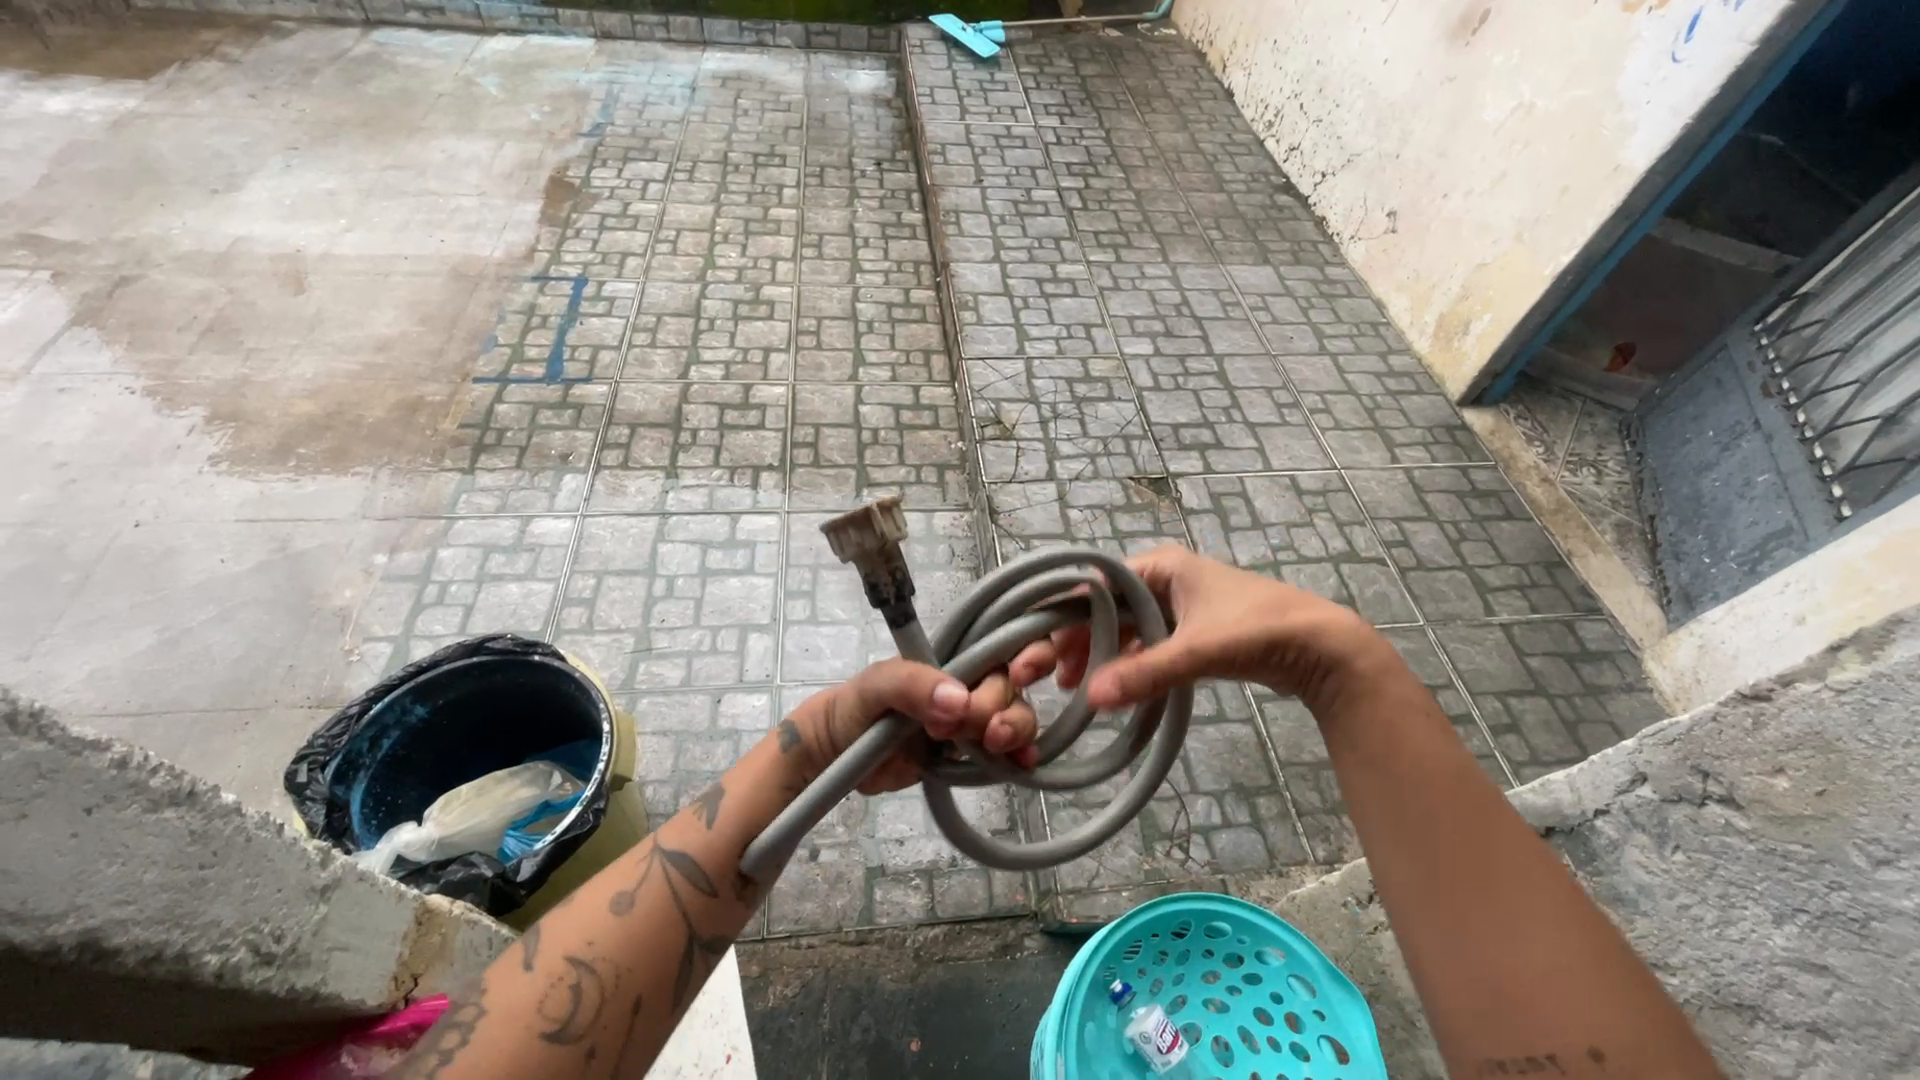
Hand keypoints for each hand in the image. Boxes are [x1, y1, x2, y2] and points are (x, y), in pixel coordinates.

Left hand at [785, 659, 1039, 793]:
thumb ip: (912, 684)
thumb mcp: (875, 685)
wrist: (834, 756)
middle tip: (969, 726)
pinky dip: (1017, 758)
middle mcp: (969, 683)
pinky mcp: (968, 756)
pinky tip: (1020, 766)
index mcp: (953, 657)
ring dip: (1015, 730)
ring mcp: (971, 721)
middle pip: (1012, 686)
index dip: (1028, 653)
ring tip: (992, 744)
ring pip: (1015, 718)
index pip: (1005, 644)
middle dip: (1001, 704)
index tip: (1018, 673)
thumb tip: (960, 700)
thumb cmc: (853, 706)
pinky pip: (1004, 754)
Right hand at [1009, 545, 1392, 712]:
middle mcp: (1165, 578)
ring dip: (1103, 654)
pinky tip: (1116, 690)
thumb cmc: (1258, 631)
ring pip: (1127, 627)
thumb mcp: (1198, 650)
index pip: (1098, 583)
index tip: (1042, 645)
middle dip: (1081, 639)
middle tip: (1056, 676)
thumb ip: (1146, 673)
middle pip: (1108, 607)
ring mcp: (1180, 605)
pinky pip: (1148, 643)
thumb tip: (1093, 699)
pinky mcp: (1193, 631)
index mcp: (1162, 566)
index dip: (1067, 613)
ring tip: (1077, 688)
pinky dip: (1130, 663)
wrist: (1324, 649)